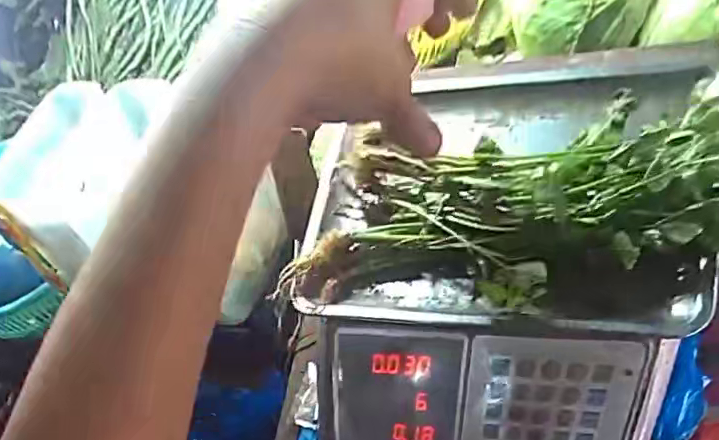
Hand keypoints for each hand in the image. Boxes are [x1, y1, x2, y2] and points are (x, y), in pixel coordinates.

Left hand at [229, 0, 475, 156]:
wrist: (256, 60)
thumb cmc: (339, 61)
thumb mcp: (386, 93)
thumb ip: (412, 117)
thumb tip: (433, 146)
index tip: (462, 20)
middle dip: (416, 5)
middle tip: (431, 31)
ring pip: (354, 3)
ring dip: (376, 21)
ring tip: (383, 61)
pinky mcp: (268, 0)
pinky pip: (316, 13)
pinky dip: (335, 26)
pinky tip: (336, 59)